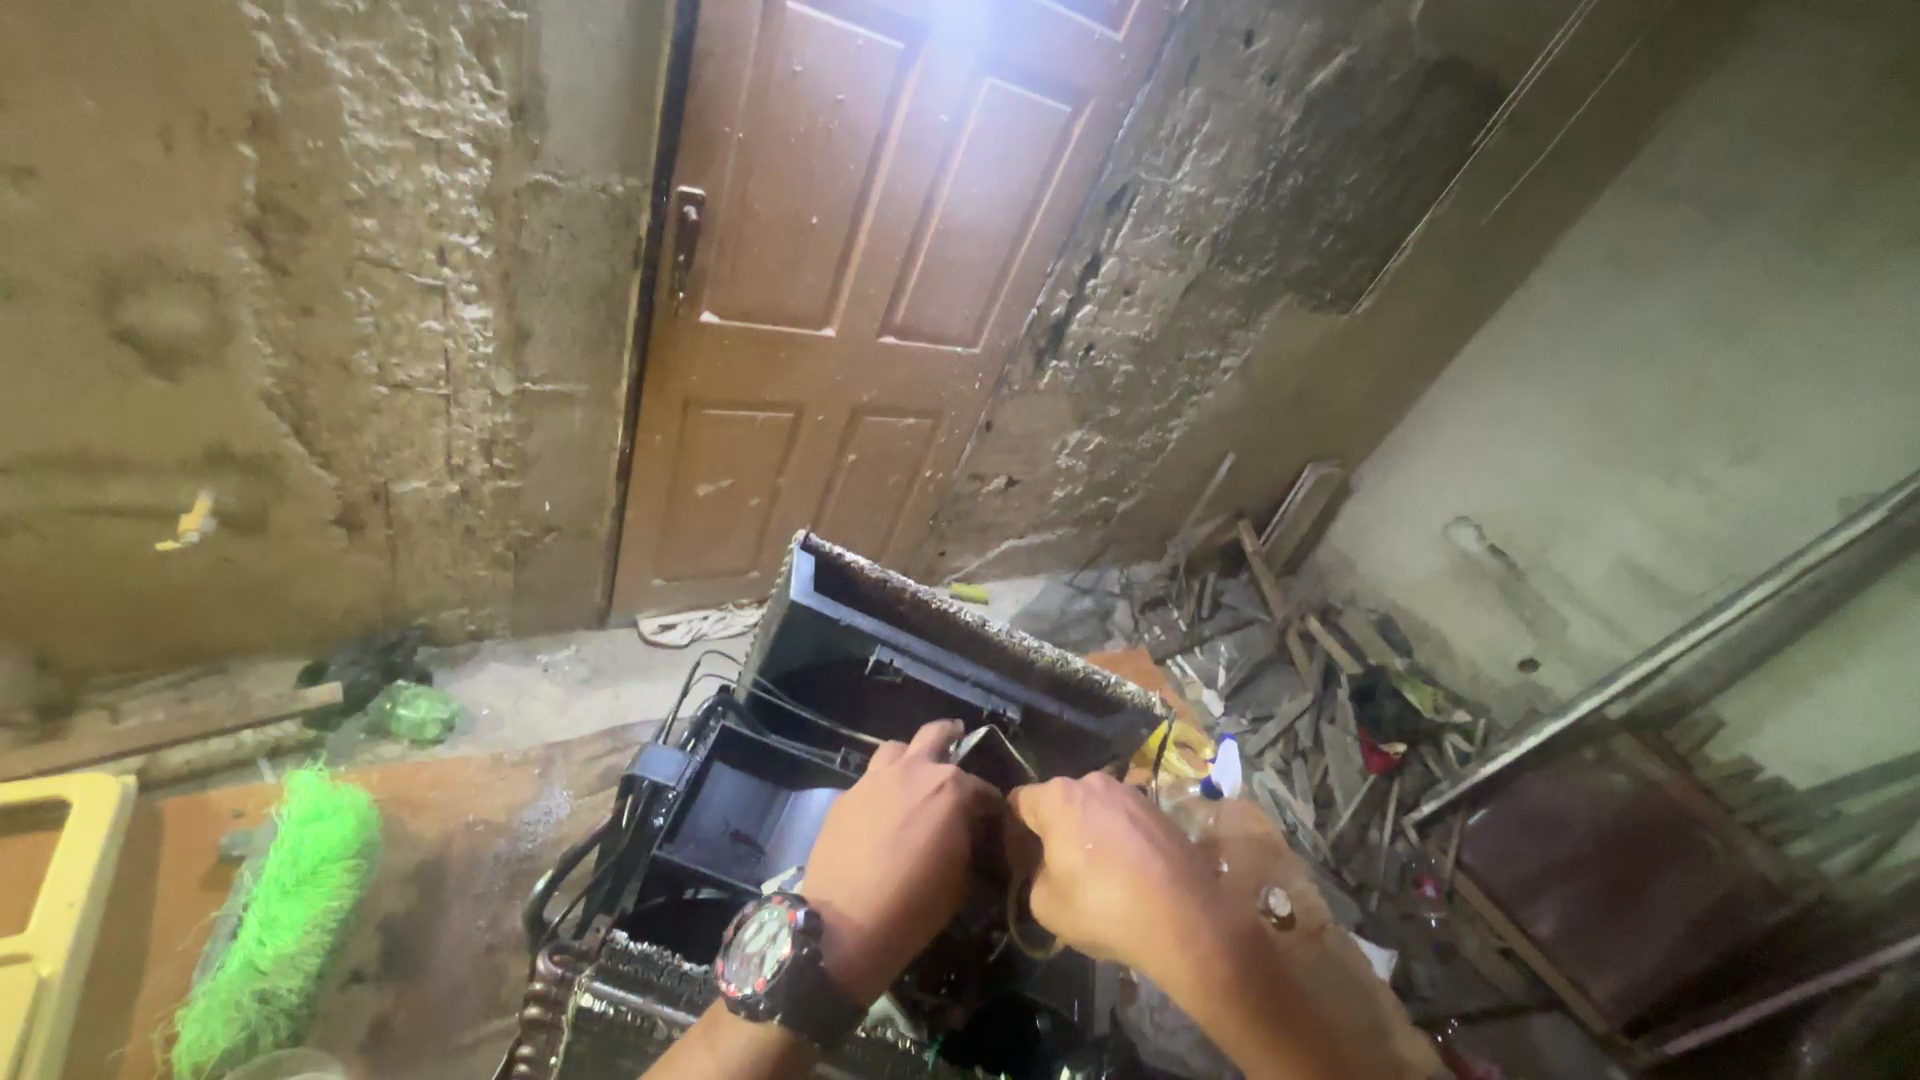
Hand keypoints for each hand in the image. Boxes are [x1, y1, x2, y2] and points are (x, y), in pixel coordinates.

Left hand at [801, 720, 999, 1002]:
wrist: (844, 924)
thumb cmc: (914, 906)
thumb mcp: (961, 880)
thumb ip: (967, 841)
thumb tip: (966, 831)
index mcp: (951, 789)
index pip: (983, 789)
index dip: (991, 805)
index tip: (993, 817)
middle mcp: (913, 772)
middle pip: (936, 734)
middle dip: (952, 736)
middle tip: (958, 740)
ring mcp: (874, 779)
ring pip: (896, 748)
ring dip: (910, 757)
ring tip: (913, 774)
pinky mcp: (846, 795)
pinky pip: (870, 780)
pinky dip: (882, 787)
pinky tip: (882, 809)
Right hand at [1008, 771, 1239, 981]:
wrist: (1184, 919)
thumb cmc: (1102, 907)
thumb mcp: (1045, 904)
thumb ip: (1034, 876)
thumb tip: (1049, 869)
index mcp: (1058, 797)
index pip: (1019, 801)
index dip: (1014, 833)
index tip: (1021, 864)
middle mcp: (1094, 783)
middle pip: (1060, 803)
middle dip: (1054, 831)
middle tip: (1057, 869)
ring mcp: (1132, 794)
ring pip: (1096, 810)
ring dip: (1089, 834)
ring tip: (1098, 874)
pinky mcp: (1161, 812)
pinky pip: (1126, 822)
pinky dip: (1120, 841)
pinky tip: (1129, 876)